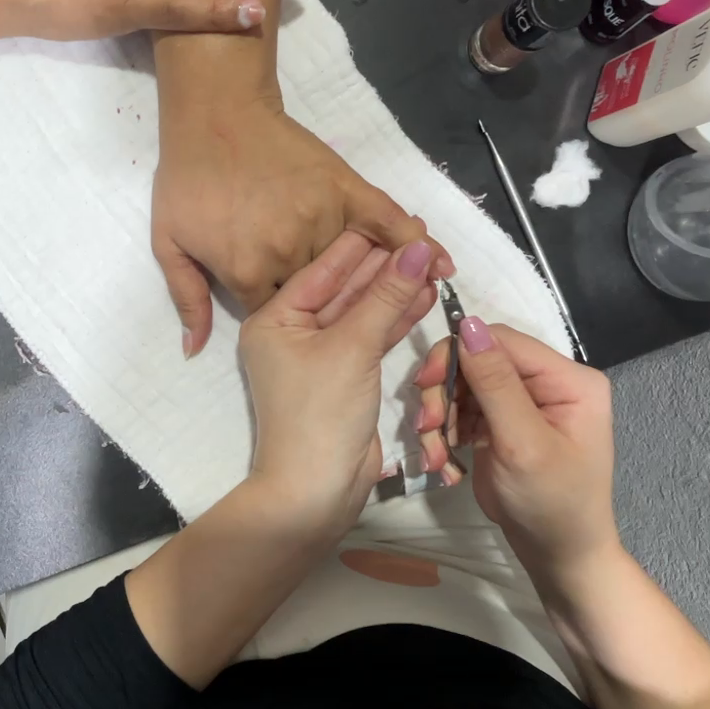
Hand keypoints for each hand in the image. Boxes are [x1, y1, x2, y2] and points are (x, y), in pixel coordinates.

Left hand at [153, 100, 451, 355]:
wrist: (214, 114)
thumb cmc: (187, 180)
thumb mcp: (169, 243)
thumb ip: (188, 300)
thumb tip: (193, 352)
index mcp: (247, 273)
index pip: (274, 309)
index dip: (278, 306)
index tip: (290, 311)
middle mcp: (289, 253)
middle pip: (319, 294)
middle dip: (329, 302)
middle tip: (342, 308)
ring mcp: (321, 220)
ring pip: (353, 265)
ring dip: (371, 280)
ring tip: (395, 297)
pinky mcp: (346, 191)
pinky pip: (387, 223)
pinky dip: (414, 243)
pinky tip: (440, 265)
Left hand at [239, 232, 437, 525]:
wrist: (315, 489)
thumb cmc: (320, 412)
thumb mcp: (352, 348)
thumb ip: (385, 296)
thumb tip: (417, 248)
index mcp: (273, 318)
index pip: (324, 268)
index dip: (365, 243)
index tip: (402, 219)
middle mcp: (291, 332)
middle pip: (344, 288)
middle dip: (386, 267)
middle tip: (428, 239)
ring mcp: (317, 355)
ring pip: (361, 312)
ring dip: (396, 291)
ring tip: (435, 263)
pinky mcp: (342, 375)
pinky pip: (370, 337)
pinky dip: (395, 320)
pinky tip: (424, 297)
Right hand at [412, 321, 619, 572]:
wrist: (557, 556)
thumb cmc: (552, 502)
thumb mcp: (523, 442)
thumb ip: (495, 382)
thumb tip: (467, 323)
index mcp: (567, 378)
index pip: (501, 341)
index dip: (457, 354)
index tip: (423, 384)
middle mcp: (545, 383)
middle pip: (475, 362)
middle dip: (444, 393)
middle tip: (425, 426)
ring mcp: (520, 404)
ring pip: (460, 386)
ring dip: (439, 418)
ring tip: (433, 453)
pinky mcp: (498, 424)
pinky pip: (459, 411)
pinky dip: (444, 434)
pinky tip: (442, 460)